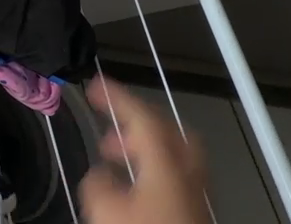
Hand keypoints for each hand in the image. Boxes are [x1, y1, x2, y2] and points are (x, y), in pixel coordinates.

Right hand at [79, 77, 207, 223]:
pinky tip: (133, 177)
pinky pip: (176, 171)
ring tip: (115, 149)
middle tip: (114, 114)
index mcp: (165, 162)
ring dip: (144, 141)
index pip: (144, 116)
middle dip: (140, 115)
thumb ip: (98, 177)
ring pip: (175, 150)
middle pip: (171, 129)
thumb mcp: (104, 204)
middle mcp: (186, 170)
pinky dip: (154, 162)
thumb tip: (101, 172)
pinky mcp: (194, 207)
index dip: (117, 95)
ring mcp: (195, 190)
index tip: (95, 83)